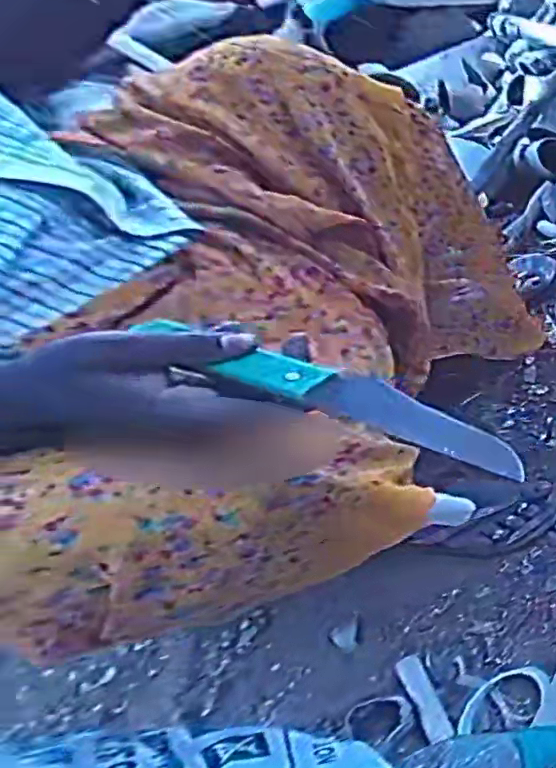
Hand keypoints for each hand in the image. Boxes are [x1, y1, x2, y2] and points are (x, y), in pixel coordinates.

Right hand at [0, 330, 300, 451]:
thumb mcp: (123, 351)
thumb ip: (188, 347)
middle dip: (295, 373)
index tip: (314, 361)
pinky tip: (229, 345)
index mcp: (193, 418)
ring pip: (262, 403)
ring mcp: (201, 427)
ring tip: (263, 338)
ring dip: (272, 371)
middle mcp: (205, 429)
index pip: (274, 416)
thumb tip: (248, 342)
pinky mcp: (195, 420)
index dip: (307, 390)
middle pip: (279, 408)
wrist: (20, 406)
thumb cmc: (65, 376)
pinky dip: (246, 375)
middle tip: (296, 339)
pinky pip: (238, 400)